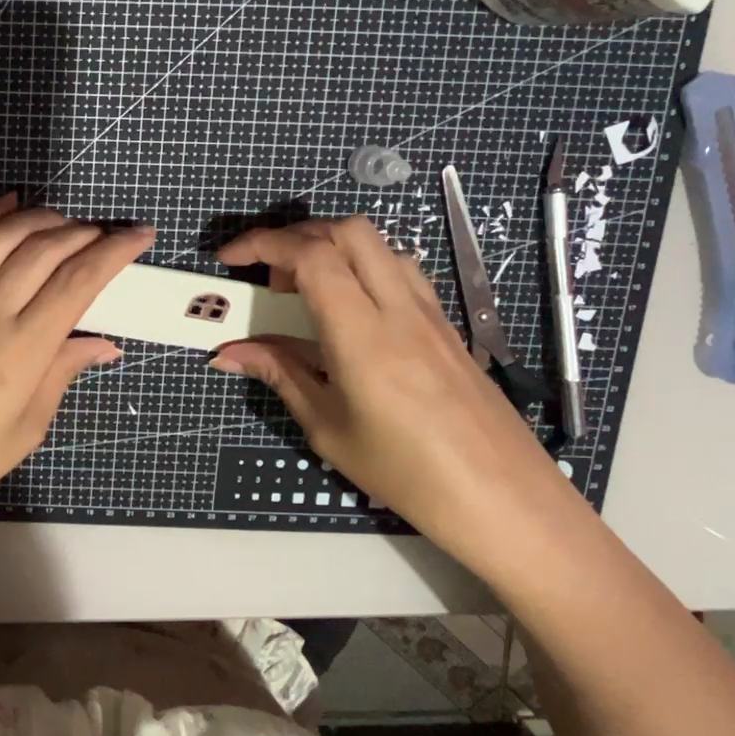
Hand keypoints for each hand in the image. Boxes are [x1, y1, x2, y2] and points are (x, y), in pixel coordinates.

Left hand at [0, 194, 154, 535]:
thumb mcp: (26, 428)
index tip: (140, 235)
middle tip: (106, 234)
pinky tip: (7, 204)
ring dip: (38, 218)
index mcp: (20, 351)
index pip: (77, 281)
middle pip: (42, 249)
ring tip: (65, 220)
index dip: (114, 252)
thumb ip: (62, 372)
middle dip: (83, 232)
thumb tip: (103, 343)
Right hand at [210, 218, 576, 550]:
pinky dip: (362, 268)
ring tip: (305, 290)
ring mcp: (430, 314)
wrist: (507, 503)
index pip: (311, 256)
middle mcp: (399, 310)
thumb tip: (227, 353)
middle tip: (268, 274)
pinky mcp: (446, 327)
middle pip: (348, 231)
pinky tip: (349, 311)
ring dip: (333, 248)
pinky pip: (401, 272)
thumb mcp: (328, 429)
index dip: (263, 244)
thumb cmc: (408, 473)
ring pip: (379, 245)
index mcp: (363, 334)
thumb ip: (280, 375)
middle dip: (297, 236)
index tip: (228, 261)